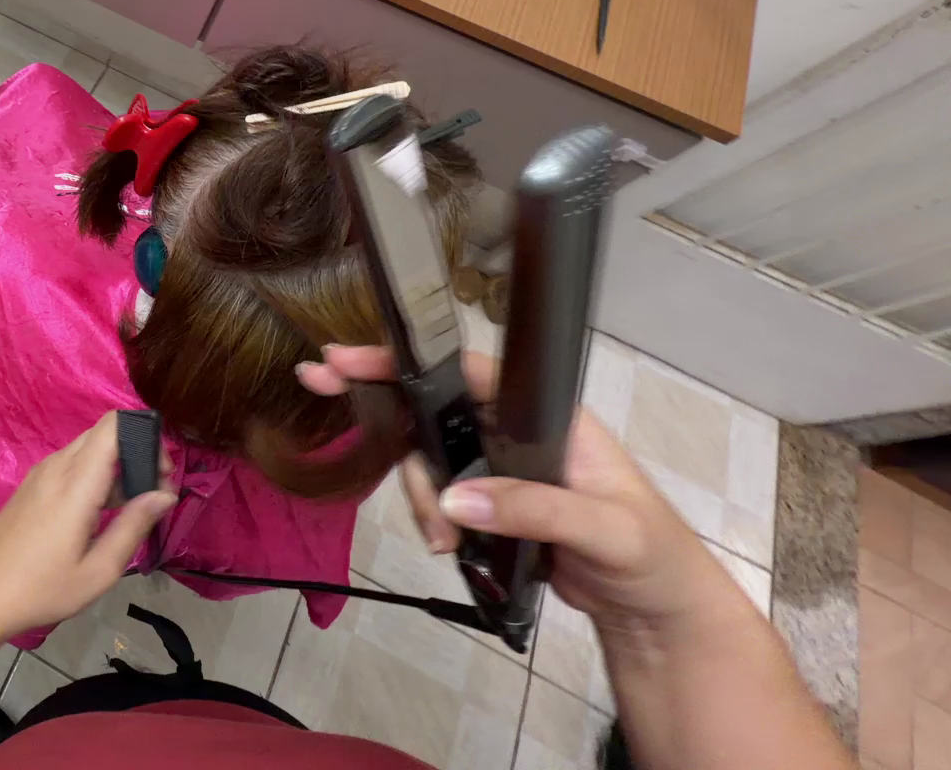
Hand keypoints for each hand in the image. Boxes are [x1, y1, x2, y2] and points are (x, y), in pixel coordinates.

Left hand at [0, 412, 176, 642]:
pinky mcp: (33, 485)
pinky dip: (96, 474)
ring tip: (134, 506)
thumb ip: (134, 526)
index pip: (113, 425)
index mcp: (75, 482)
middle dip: (137, 451)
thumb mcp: (98, 570)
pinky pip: (72, 463)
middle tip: (155, 491)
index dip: (144, 436)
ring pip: (88, 448)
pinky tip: (103, 512)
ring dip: (117, 464)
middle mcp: (57, 466)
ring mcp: (41, 473)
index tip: (162, 472)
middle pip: (104, 433)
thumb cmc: (41, 589)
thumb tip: (165, 494)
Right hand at [298, 346, 725, 638]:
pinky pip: (432, 492)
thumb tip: (457, 501)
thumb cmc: (651, 557)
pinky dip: (426, 514)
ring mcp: (491, 463)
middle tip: (318, 385)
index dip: (406, 360)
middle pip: (427, 407)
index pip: (466, 370)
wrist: (652, 612)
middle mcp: (509, 428)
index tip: (347, 357)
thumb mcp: (607, 529)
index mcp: (544, 414)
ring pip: (422, 455)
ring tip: (439, 536)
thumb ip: (535, 508)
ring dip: (416, 492)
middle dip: (377, 406)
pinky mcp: (479, 497)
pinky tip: (441, 542)